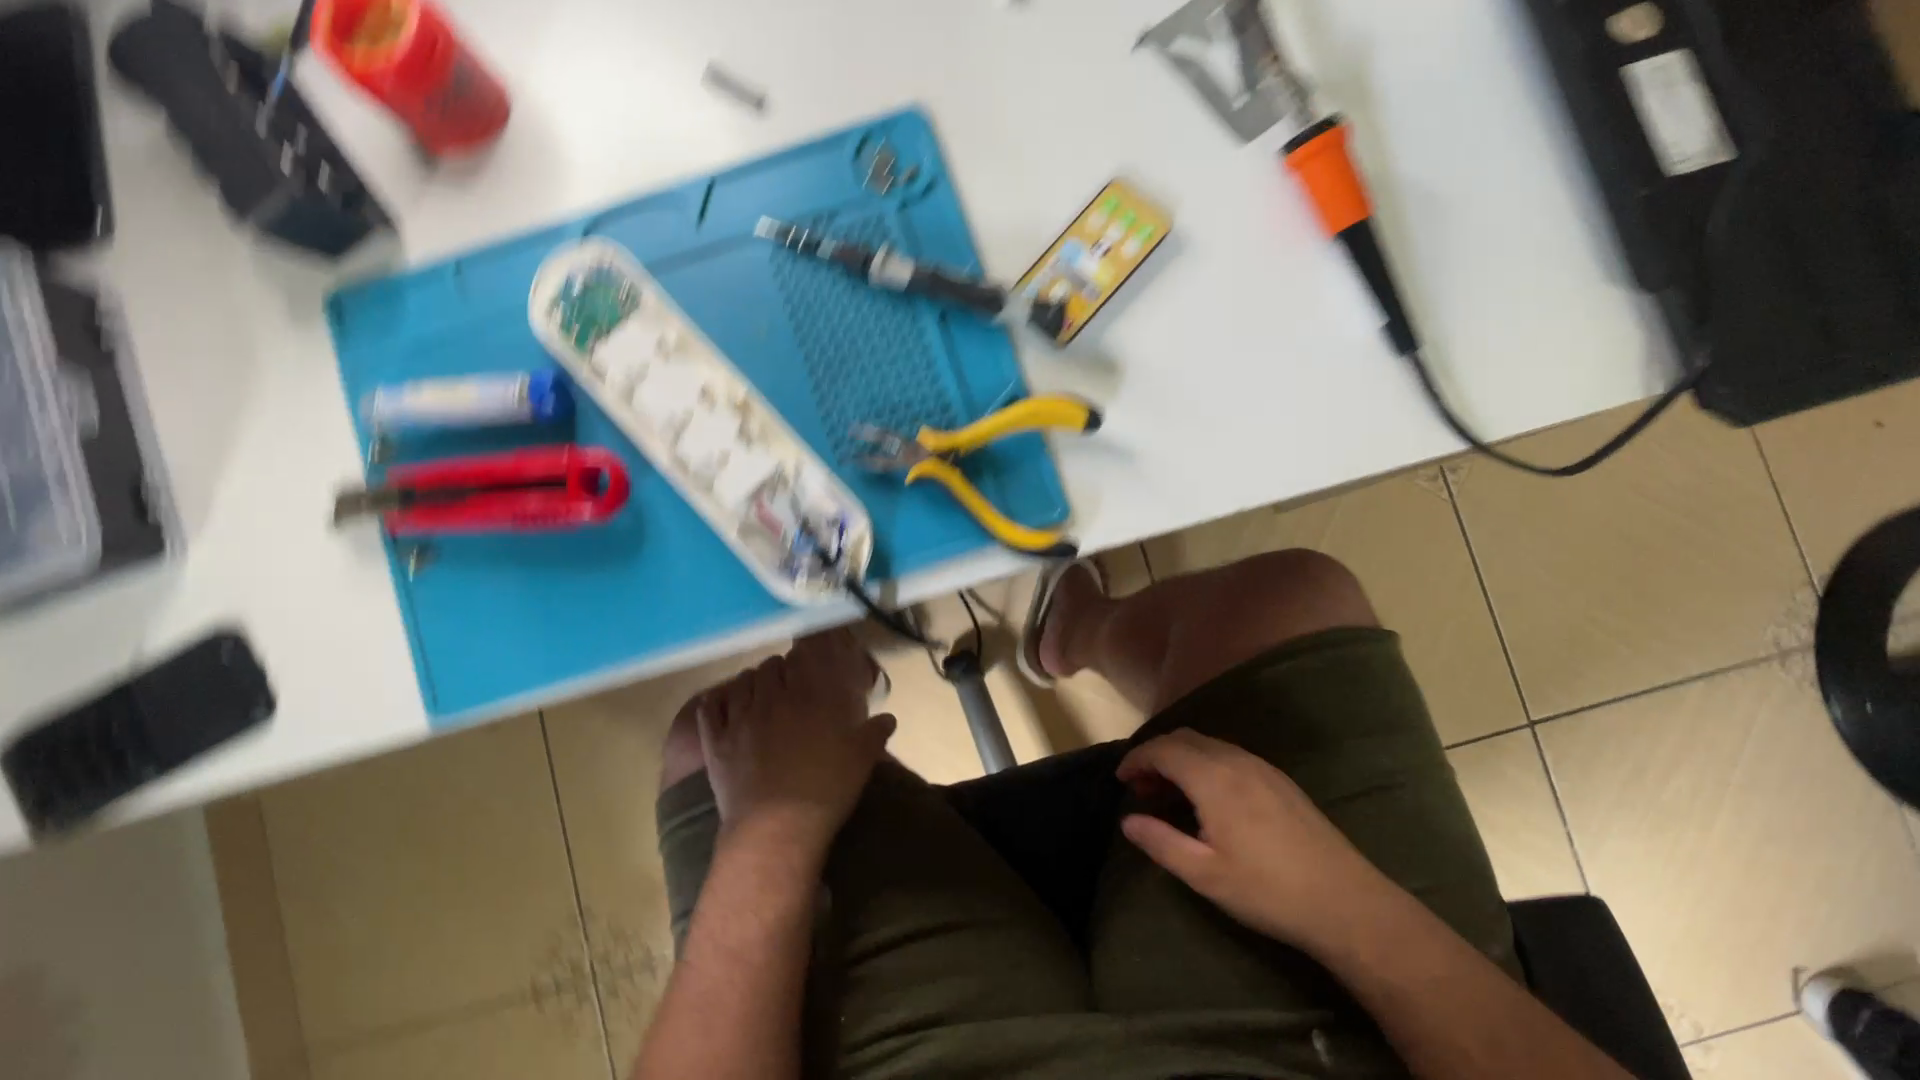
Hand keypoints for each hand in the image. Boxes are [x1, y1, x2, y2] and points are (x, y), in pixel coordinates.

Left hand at [695, 629, 894, 851]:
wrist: (777, 828)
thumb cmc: (825, 790)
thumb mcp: (861, 761)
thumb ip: (874, 734)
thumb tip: (888, 718)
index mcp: (807, 698)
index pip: (799, 660)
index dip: (802, 661)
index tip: (809, 670)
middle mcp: (771, 699)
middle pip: (768, 667)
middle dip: (777, 671)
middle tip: (786, 685)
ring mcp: (739, 719)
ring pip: (740, 682)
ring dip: (750, 682)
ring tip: (757, 693)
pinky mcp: (716, 741)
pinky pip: (708, 708)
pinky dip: (715, 701)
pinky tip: (722, 704)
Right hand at [1117, 729, 1395, 949]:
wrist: (1345, 902)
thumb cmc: (1267, 890)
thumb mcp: (1204, 875)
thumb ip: (1161, 842)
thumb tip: (1128, 820)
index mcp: (1214, 779)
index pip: (1164, 749)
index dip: (1136, 758)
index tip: (1120, 780)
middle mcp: (1237, 761)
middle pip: (1185, 738)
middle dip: (1156, 755)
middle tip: (1140, 790)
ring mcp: (1264, 769)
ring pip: (1210, 745)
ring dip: (1181, 759)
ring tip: (1169, 795)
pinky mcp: (1281, 782)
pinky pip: (1231, 756)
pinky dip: (1206, 765)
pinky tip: (1208, 799)